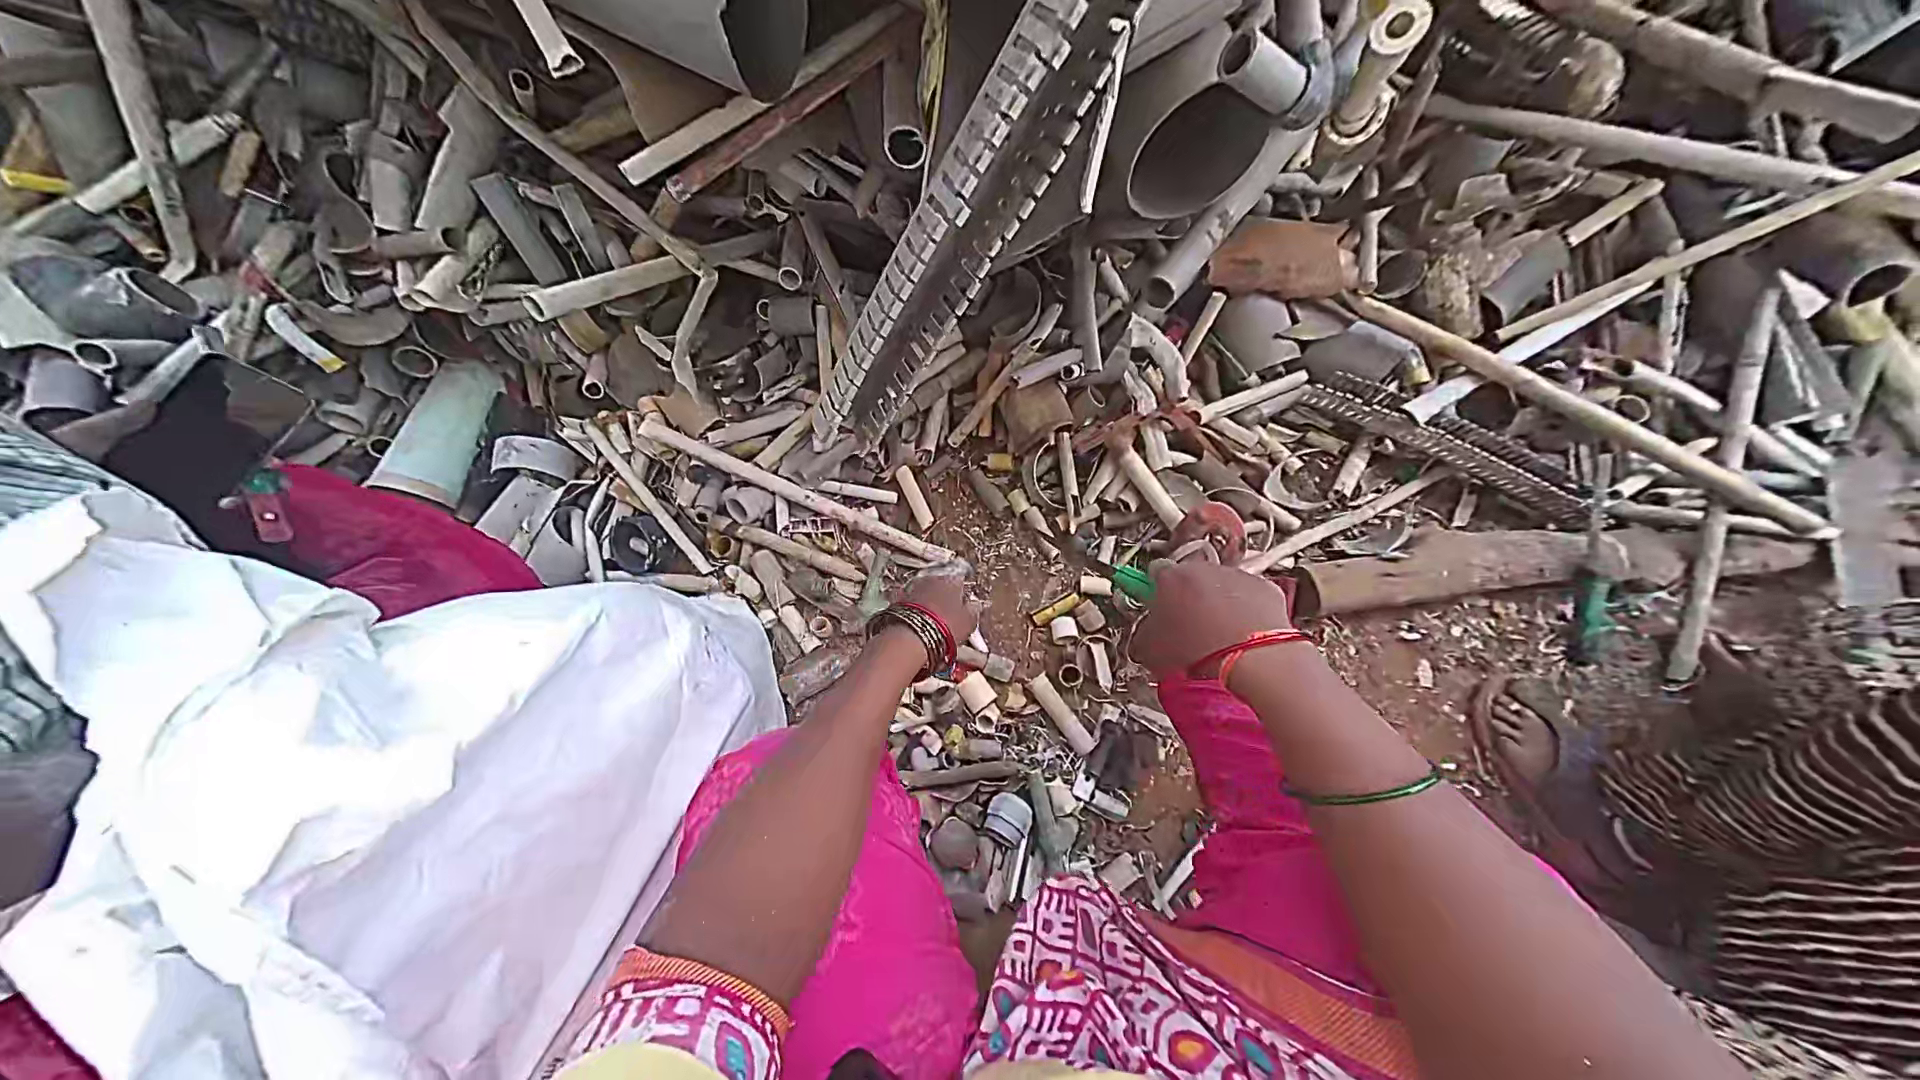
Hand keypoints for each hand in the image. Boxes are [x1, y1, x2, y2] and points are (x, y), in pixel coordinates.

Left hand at [902, 561, 977, 644]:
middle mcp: (930, 576)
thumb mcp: (968, 622)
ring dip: (929, 596)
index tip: (966, 591)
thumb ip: (973, 610)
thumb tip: (975, 605)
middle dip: (945, 589)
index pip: (961, 572)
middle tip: (951, 605)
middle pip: (941, 579)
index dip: (964, 582)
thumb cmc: (944, 627)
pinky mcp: (897, 598)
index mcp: (951, 578)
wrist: (910, 637)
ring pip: (924, 588)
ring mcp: (912, 586)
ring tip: (935, 614)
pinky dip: (915, 605)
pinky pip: (911, 599)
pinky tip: (920, 617)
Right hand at [1131, 562, 1292, 675]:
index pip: (1155, 572)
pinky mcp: (1266, 588)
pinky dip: (1247, 610)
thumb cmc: (1199, 653)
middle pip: (1190, 576)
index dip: (1155, 591)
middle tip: (1187, 627)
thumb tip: (1147, 633)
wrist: (1253, 660)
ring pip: (1221, 585)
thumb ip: (1144, 631)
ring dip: (1218, 603)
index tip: (1157, 605)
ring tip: (1218, 636)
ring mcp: (1237, 576)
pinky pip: (1250, 596)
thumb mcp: (1151, 649)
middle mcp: (1203, 568)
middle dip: (1188, 597)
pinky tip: (1243, 635)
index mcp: (1170, 577)